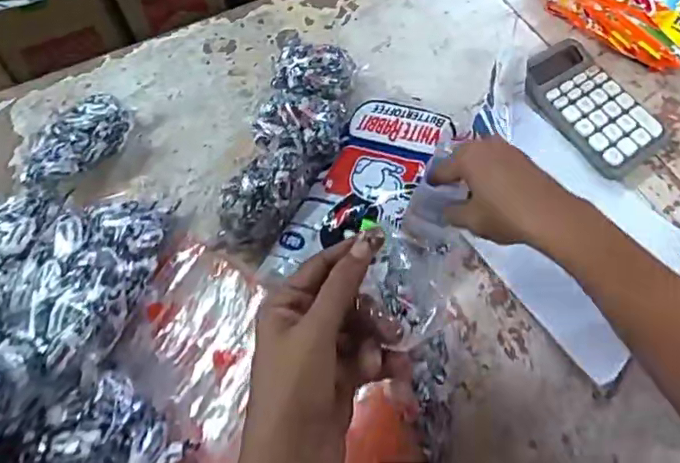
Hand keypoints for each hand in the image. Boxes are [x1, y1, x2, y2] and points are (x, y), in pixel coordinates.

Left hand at [241, 235, 410, 462]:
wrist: (293, 458)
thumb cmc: (294, 384)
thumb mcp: (317, 330)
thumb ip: (343, 286)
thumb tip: (364, 241)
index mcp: (286, 303)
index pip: (321, 267)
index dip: (349, 254)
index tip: (380, 239)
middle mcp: (302, 322)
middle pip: (345, 299)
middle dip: (369, 310)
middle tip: (388, 325)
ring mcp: (322, 352)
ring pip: (359, 329)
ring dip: (378, 339)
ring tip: (392, 353)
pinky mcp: (339, 378)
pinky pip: (365, 357)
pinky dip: (380, 361)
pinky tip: (394, 372)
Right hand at [430, 137, 586, 247]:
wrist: (553, 216)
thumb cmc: (506, 216)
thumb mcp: (473, 220)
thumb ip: (452, 213)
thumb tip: (444, 208)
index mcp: (465, 157)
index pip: (440, 169)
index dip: (433, 183)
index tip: (431, 193)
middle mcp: (482, 145)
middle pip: (459, 158)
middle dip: (454, 173)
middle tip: (451, 191)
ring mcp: (503, 148)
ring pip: (479, 157)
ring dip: (474, 170)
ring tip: (474, 190)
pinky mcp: (521, 156)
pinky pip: (496, 160)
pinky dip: (491, 171)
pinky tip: (495, 189)